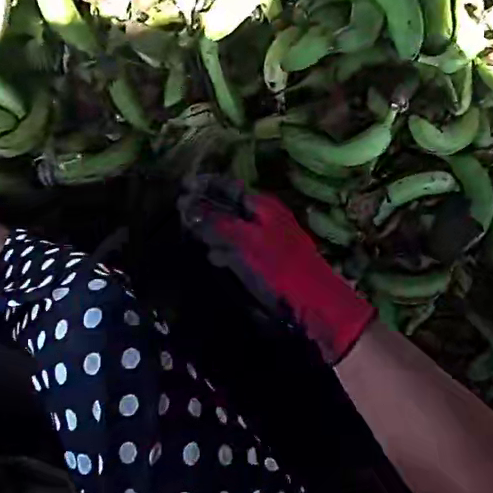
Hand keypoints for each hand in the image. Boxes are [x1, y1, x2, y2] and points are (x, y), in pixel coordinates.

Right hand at [178, 175, 373, 364]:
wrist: (315, 307)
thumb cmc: (281, 269)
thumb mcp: (246, 243)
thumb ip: (216, 224)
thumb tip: (187, 206)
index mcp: (263, 206)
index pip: (228, 186)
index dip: (205, 185)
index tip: (181, 186)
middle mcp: (264, 218)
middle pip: (229, 205)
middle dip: (204, 206)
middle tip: (177, 207)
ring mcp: (265, 240)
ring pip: (231, 227)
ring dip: (210, 227)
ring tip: (186, 228)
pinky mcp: (263, 262)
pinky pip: (236, 248)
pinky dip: (221, 248)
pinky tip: (211, 256)